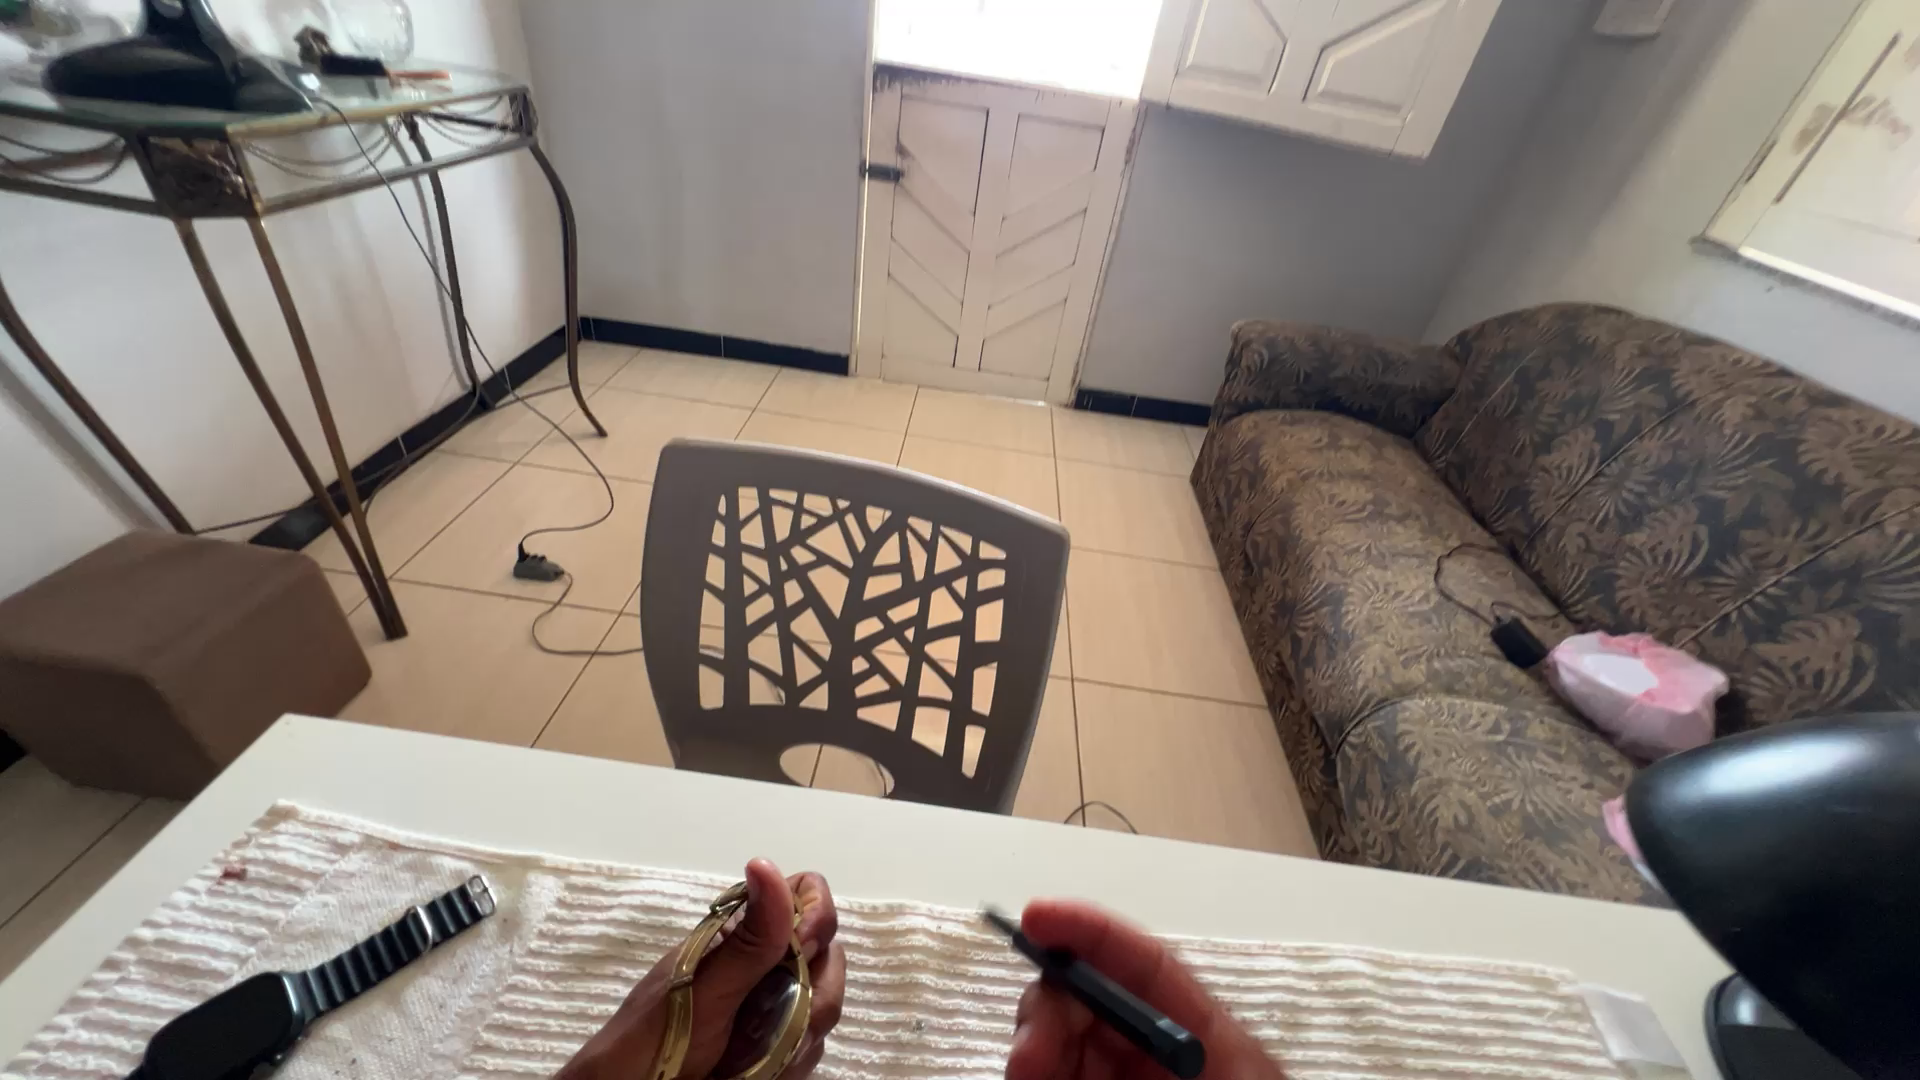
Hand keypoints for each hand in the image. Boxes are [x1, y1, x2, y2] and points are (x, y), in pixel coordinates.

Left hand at [555, 859, 846, 1079]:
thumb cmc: (648, 1042)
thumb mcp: (701, 990)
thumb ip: (747, 939)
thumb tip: (763, 862)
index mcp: (746, 932)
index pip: (807, 893)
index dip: (819, 915)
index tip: (805, 950)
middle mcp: (767, 962)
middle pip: (829, 954)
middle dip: (818, 993)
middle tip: (783, 1024)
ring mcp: (774, 1006)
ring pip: (825, 1006)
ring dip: (802, 1039)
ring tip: (754, 1062)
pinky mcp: (775, 1049)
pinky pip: (811, 1050)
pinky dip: (793, 1066)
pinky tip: (762, 1074)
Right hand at [1006, 900, 1285, 1079]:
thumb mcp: (1225, 1076)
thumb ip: (1161, 1046)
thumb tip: (1079, 1006)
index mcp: (1206, 1037)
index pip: (1142, 961)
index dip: (1088, 929)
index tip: (1037, 916)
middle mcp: (1156, 1050)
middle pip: (1088, 995)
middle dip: (1048, 1006)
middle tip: (1028, 1058)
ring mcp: (1118, 1075)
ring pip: (1058, 1036)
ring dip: (1033, 1045)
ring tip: (1026, 1073)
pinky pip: (1052, 1071)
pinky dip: (1034, 1072)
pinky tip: (1028, 1078)